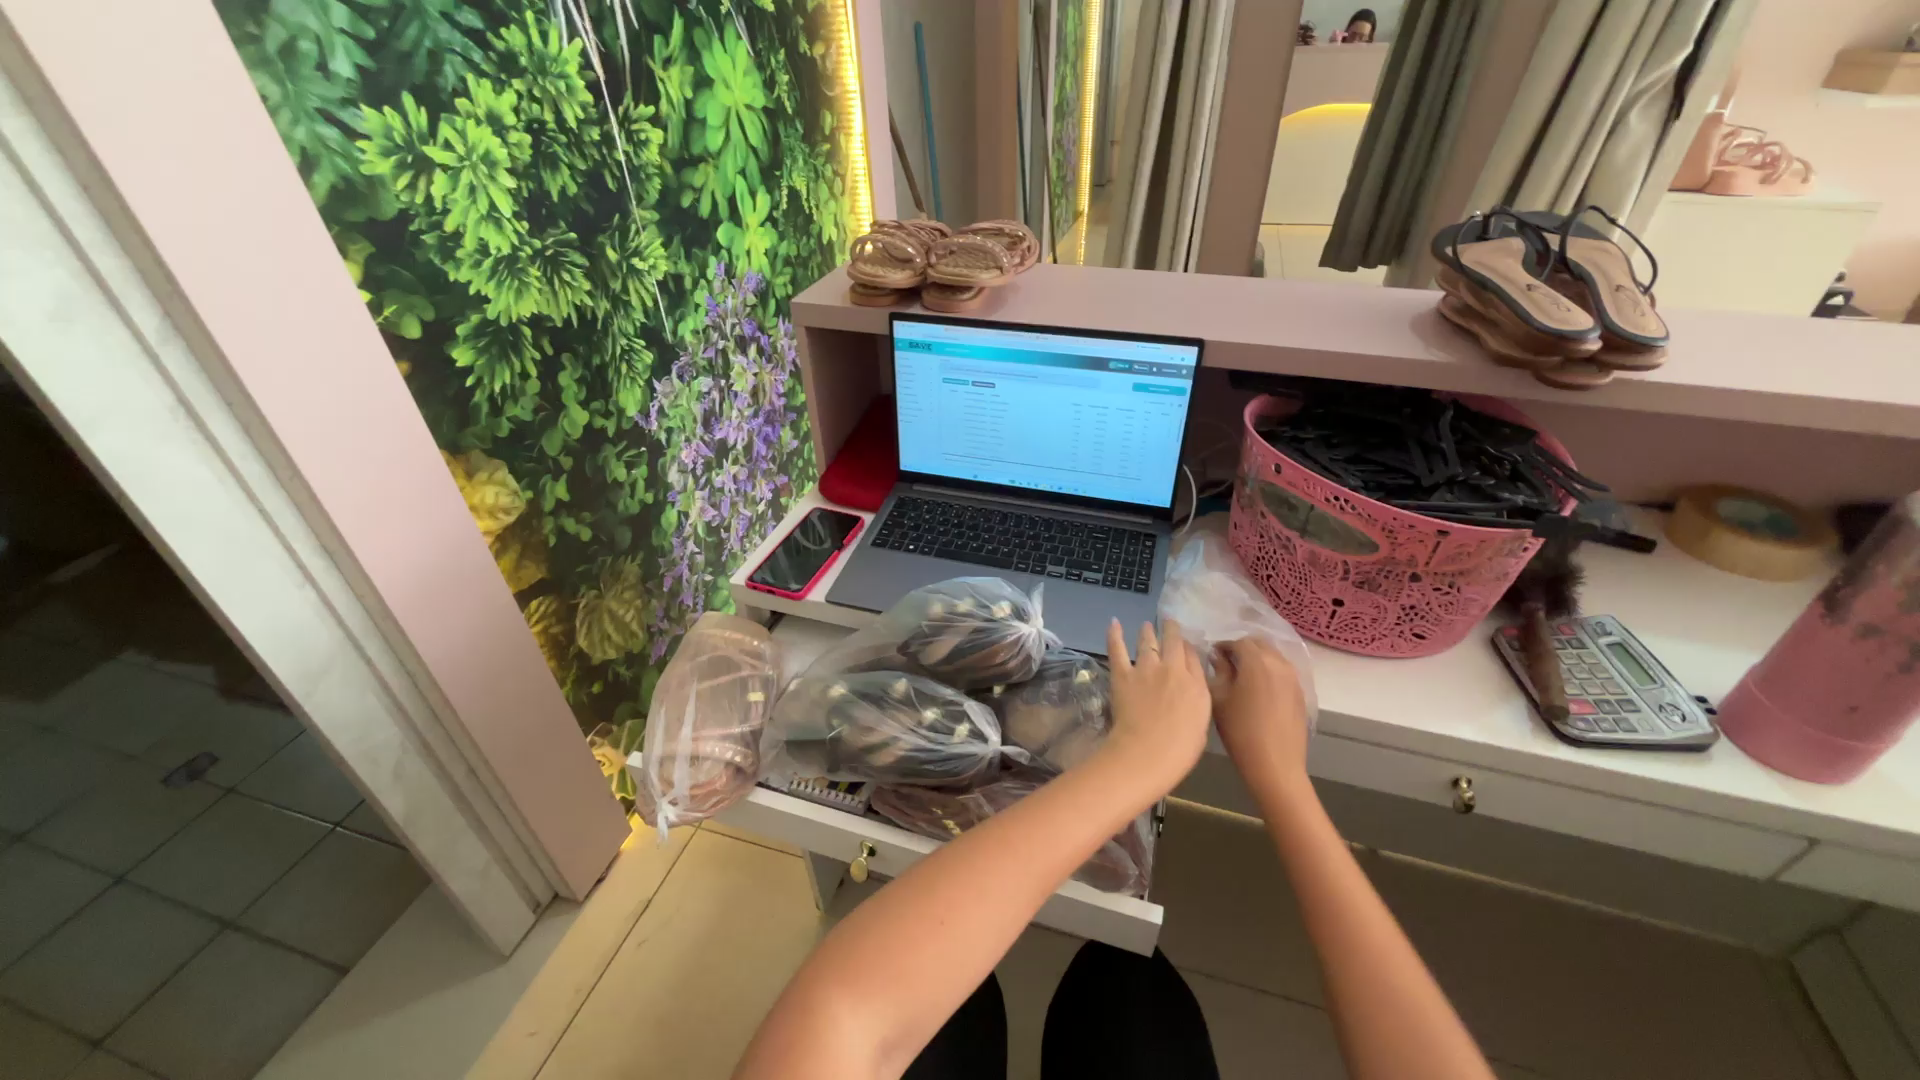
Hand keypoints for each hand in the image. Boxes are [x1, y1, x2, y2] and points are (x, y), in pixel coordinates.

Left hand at [1102, 618, 1210, 786]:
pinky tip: (1114, 623)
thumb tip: (1191, 689)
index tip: (1185, 644)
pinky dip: (1115, 634)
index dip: (1188, 648)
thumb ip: (1197, 700)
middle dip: (1171, 630)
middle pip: (1173, 642)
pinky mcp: (1123, 674)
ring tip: (1146, 624)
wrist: (1149, 751)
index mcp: (1196, 685)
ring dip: (1147, 631)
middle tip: (1169, 622)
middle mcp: (1173, 669)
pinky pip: (1117, 649)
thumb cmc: (1180, 749)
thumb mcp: (1201, 723)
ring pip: (1147, 641)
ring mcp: (1146, 669)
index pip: (1193, 657)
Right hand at [1208, 638, 1310, 793]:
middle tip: (1228, 663)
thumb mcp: (1220, 699)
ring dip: (1258, 659)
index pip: (1238, 642)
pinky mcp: (1301, 693)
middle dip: (1243, 648)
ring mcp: (1294, 678)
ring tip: (1244, 676)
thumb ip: (1219, 672)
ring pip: (1274, 656)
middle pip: (1260, 644)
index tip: (1213, 656)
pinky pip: (1283, 672)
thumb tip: (1219, 657)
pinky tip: (1260, 691)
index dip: (1223, 646)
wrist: (1275, 764)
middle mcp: (1279, 663)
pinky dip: (1270, 672)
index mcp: (1257, 662)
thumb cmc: (1240, 731)